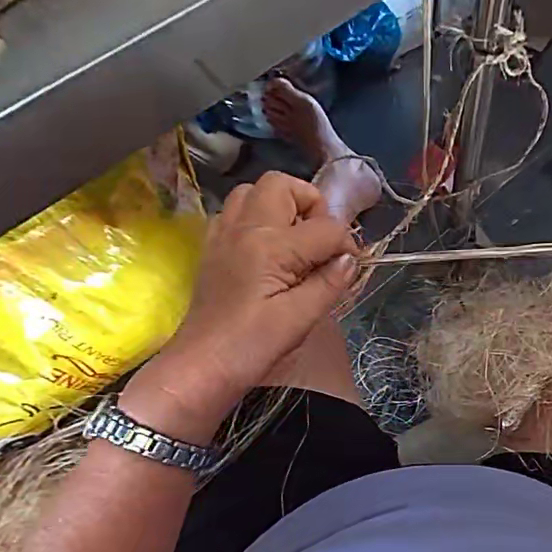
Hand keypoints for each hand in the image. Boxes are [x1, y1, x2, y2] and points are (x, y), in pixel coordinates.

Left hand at [133, 173, 358, 422]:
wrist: (201, 367)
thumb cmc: (252, 347)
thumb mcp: (301, 319)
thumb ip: (330, 283)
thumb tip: (350, 259)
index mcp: (270, 245)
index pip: (325, 227)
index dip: (347, 244)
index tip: (351, 267)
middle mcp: (244, 227)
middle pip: (283, 185)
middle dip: (311, 204)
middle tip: (320, 241)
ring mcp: (223, 234)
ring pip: (254, 191)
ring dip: (281, 206)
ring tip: (294, 241)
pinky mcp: (212, 247)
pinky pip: (235, 212)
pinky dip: (257, 218)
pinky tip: (267, 250)